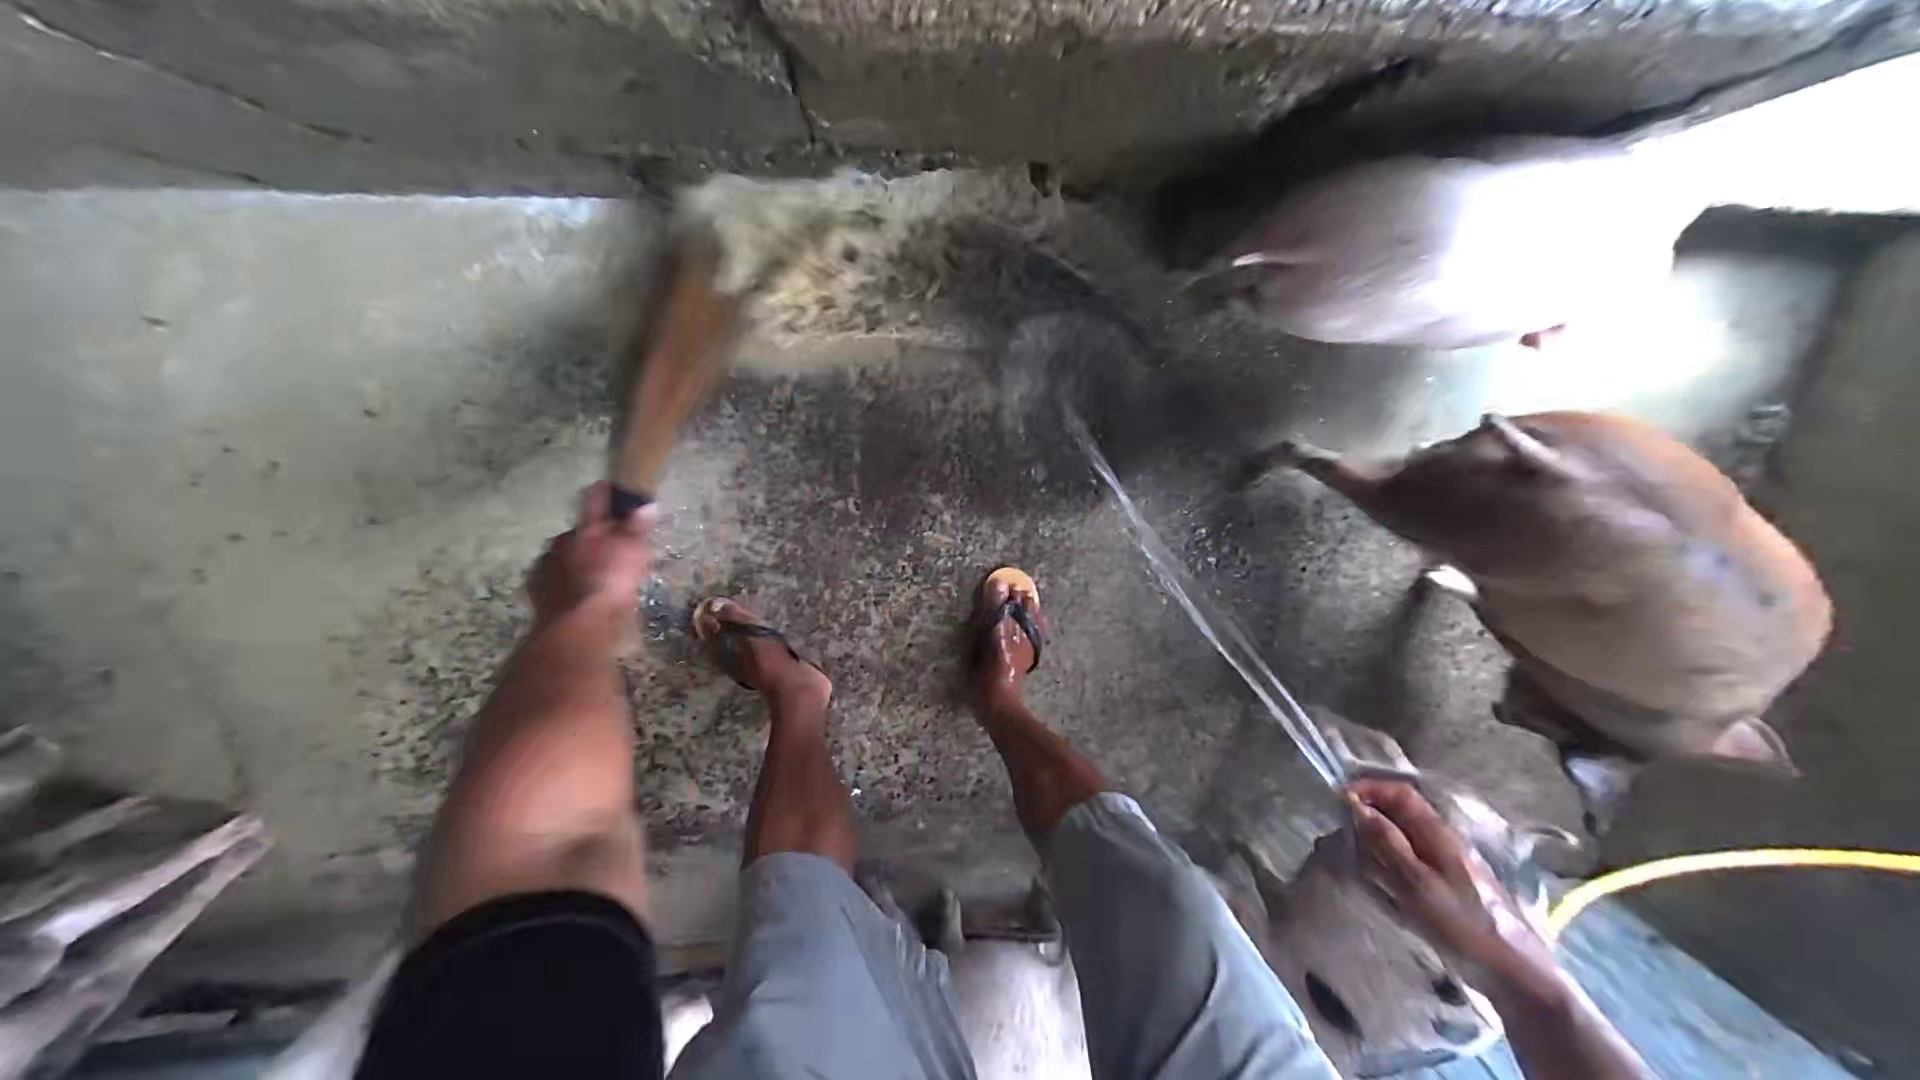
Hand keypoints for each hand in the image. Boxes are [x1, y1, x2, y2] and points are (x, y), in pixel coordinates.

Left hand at [527, 482, 655, 625]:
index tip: (610, 487)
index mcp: (585, 529)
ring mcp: (546, 567)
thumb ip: (637, 527)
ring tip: (598, 574)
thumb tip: (647, 505)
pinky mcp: (539, 591)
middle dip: (594, 536)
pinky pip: (556, 580)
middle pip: (580, 531)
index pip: (594, 501)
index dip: (604, 493)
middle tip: (613, 546)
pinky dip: (567, 582)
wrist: (578, 623)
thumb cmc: (610, 581)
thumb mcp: (634, 551)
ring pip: (566, 557)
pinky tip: (579, 592)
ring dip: (580, 561)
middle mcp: (561, 542)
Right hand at [1348, 779, 1560, 999]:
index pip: (1401, 793)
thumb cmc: (1463, 925)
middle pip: (1401, 812)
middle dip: (1369, 812)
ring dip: (1377, 837)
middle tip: (1341, 827)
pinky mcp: (1449, 885)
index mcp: (1438, 833)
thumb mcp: (1418, 883)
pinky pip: (1410, 859)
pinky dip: (1389, 859)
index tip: (1339, 798)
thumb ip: (1387, 842)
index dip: (1369, 787)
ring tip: (1354, 852)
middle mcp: (1444, 841)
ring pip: (1404, 835)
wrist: (1516, 974)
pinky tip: (1381, 880)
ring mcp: (1449, 863)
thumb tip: (1357, 806)